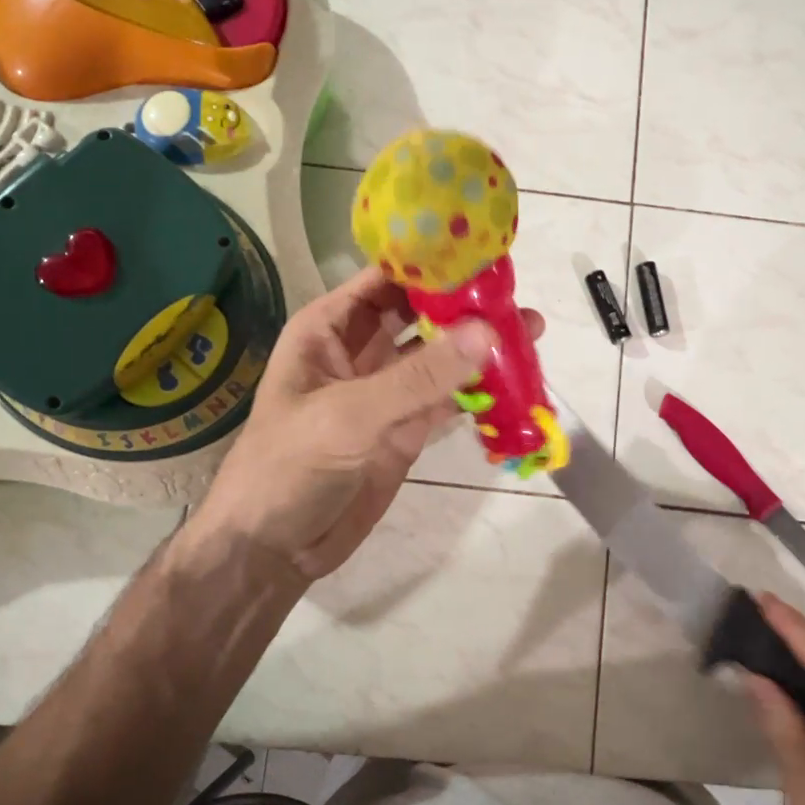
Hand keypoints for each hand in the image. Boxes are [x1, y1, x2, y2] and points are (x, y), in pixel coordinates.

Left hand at [181, 266, 541, 581]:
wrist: (273, 547)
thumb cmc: (289, 467)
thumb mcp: (349, 414)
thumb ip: (418, 377)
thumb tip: (487, 332)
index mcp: (328, 329)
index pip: (384, 280)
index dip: (429, 265)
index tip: (483, 257)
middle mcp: (359, 352)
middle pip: (418, 314)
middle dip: (463, 304)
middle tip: (517, 297)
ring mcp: (385, 393)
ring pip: (438, 358)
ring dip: (478, 348)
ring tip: (531, 333)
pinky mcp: (406, 431)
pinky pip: (447, 401)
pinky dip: (478, 394)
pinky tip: (515, 382)